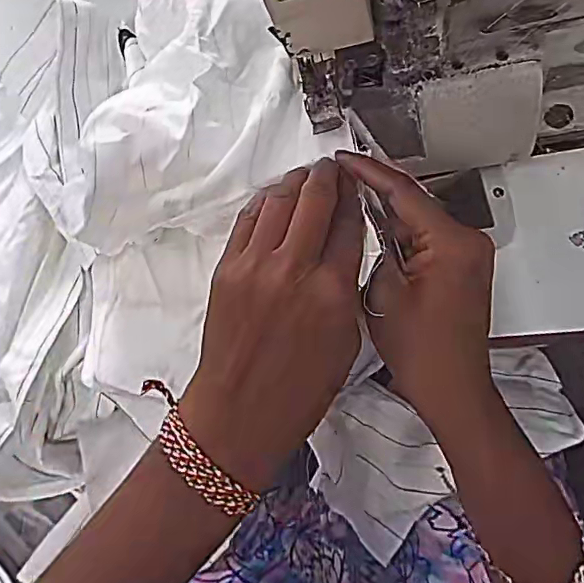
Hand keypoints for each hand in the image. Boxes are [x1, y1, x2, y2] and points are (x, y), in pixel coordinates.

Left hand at [180, 158, 364, 490]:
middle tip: (332, 169)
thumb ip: (347, 287)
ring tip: (306, 176)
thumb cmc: (296, 390)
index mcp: (331, 292)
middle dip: (328, 177)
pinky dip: (266, 201)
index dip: (354, 198)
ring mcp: (255, 267)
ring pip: (280, 200)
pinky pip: (248, 219)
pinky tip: (276, 197)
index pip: (348, 224)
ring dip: (296, 181)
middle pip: (315, 199)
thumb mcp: (346, 339)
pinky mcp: (227, 269)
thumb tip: (344, 247)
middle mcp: (293, 271)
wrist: (239, 414)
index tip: (356, 188)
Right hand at [335, 150, 499, 435]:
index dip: (370, 172)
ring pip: (420, 219)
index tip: (348, 160)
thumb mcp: (384, 295)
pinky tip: (376, 230)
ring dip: (388, 212)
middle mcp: (469, 243)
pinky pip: (428, 237)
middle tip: (345, 174)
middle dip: (378, 189)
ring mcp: (468, 254)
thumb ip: (375, 246)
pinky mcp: (463, 266)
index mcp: (453, 244)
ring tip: (353, 199)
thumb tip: (368, 217)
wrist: (452, 389)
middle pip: (416, 202)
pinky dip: (402, 233)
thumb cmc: (427, 356)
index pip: (406, 193)